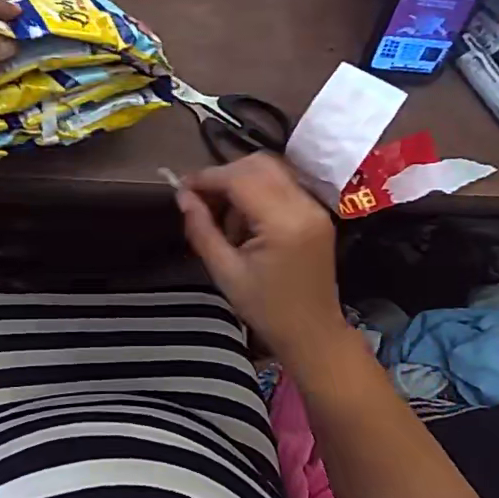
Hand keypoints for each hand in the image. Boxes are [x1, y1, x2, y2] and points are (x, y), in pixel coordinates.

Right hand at [176, 154, 354, 360]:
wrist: (312, 333)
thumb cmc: (266, 309)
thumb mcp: (225, 272)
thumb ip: (202, 229)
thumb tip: (182, 197)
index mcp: (284, 223)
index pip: (240, 178)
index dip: (207, 177)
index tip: (181, 188)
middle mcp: (305, 205)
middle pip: (258, 164)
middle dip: (224, 176)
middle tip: (200, 200)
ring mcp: (315, 207)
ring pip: (271, 170)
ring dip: (240, 182)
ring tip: (223, 217)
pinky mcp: (317, 213)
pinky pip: (282, 186)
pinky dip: (257, 192)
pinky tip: (244, 221)